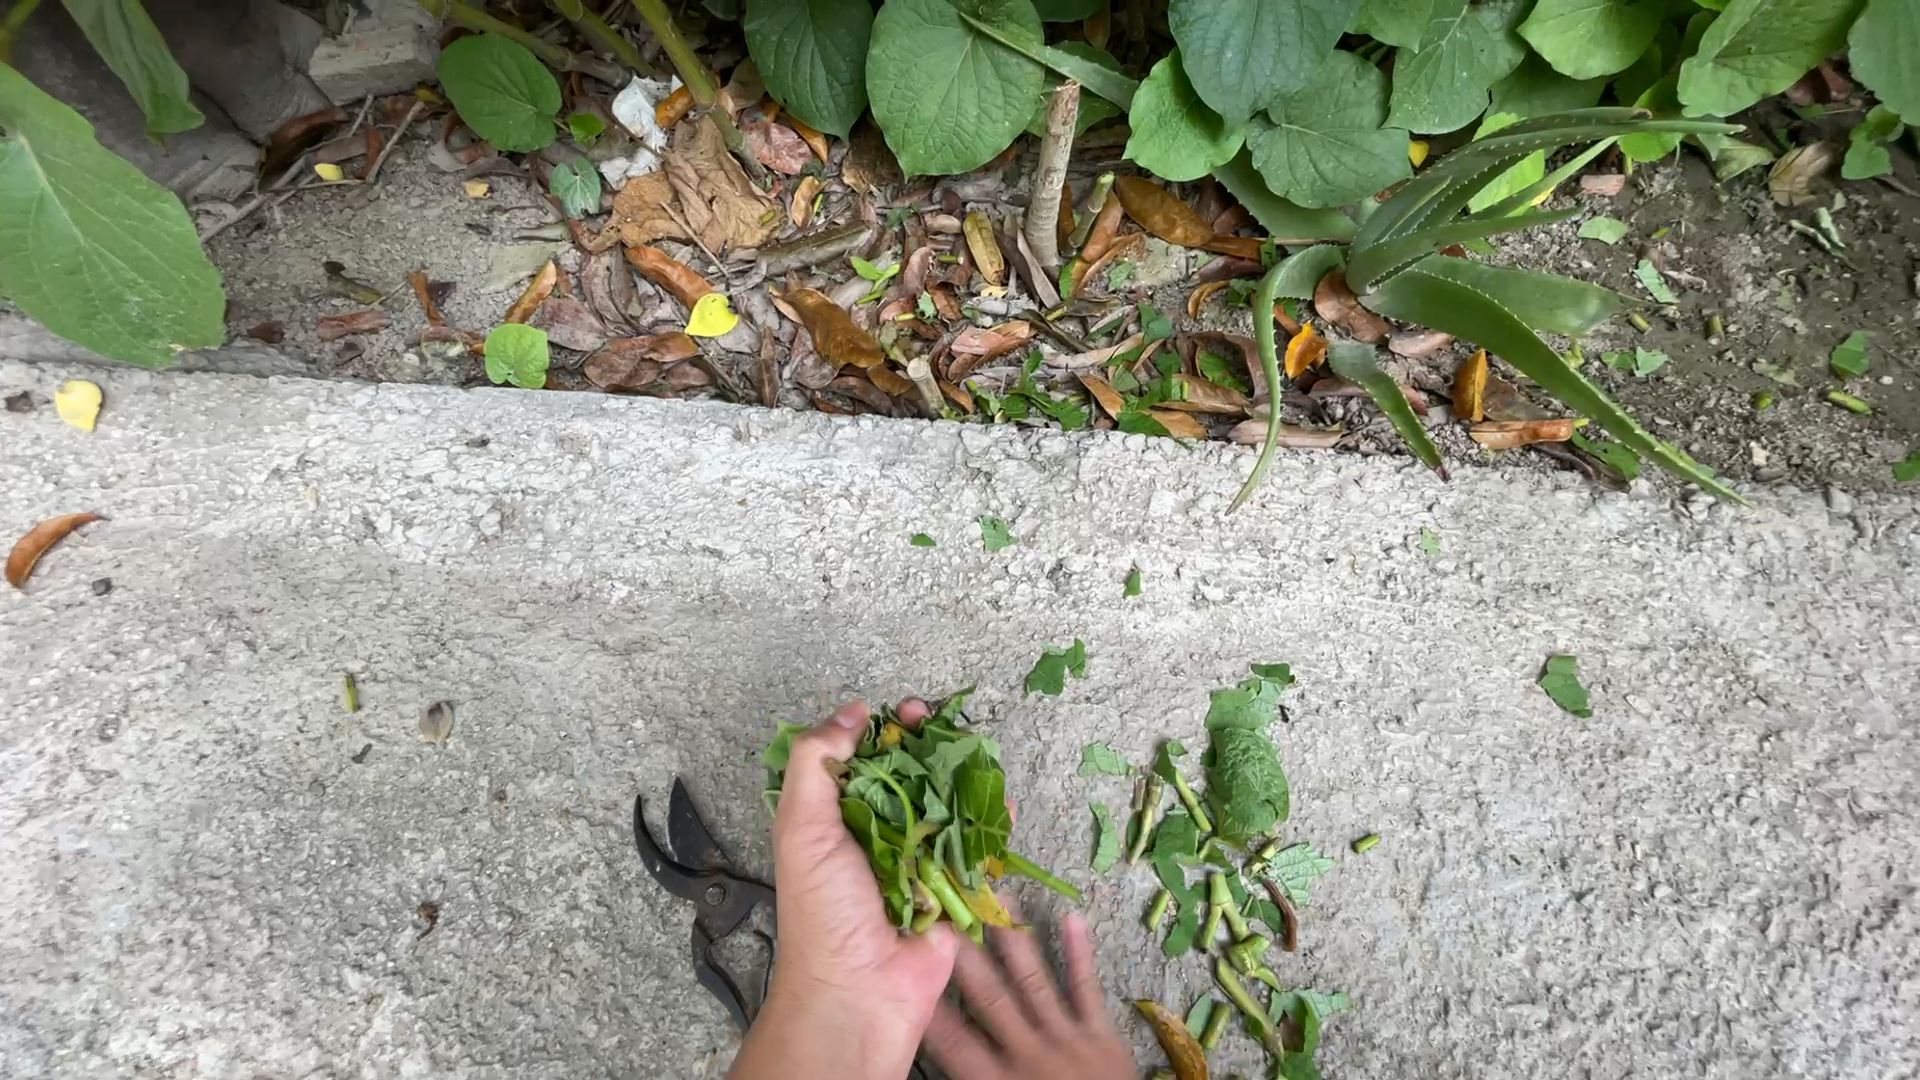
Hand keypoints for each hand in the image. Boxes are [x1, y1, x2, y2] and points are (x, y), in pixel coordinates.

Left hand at [729, 700, 958, 1079]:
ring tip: (981, 758)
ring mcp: (920, 856)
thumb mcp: (802, 827)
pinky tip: (1003, 805)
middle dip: (934, 745)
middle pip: (913, 772)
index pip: (866, 754)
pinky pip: (976, 845)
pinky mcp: (952, 884)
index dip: (888, 727)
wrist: (859, 995)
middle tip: (948, 727)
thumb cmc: (823, 912)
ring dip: (967, 777)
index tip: (908, 711)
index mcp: (841, 814)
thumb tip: (852, 712)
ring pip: (949, 802)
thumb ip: (815, 762)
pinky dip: (992, 824)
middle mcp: (881, 829)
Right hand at [923, 912, 1134, 1079]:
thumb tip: (937, 1042)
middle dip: (968, 958)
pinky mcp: (1101, 1033)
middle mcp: (1030, 1055)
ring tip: (1001, 895)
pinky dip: (1081, 951)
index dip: (933, 1008)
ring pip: (1034, 981)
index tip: (913, 971)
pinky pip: (1088, 988)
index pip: (957, 1044)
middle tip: (948, 916)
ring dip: (1015, 937)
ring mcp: (1067, 1039)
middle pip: (991, 1000)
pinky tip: (1072, 915)